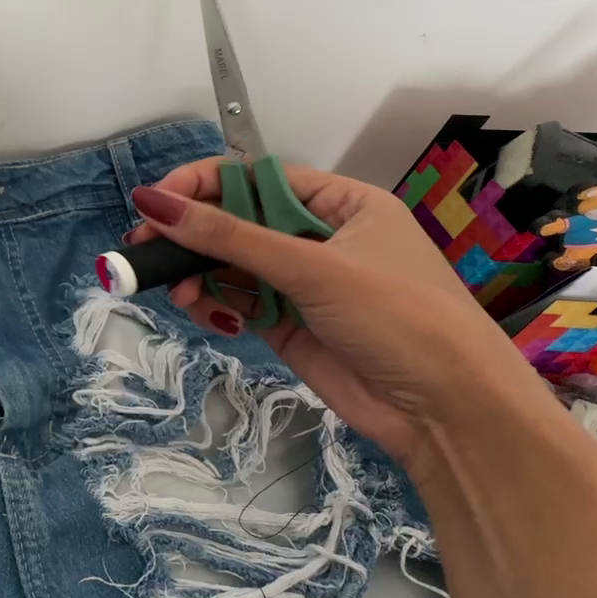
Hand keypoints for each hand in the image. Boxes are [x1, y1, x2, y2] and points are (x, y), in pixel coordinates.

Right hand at [124, 158, 551, 471]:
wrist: (453, 420)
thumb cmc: (401, 321)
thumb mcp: (312, 269)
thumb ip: (227, 236)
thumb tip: (148, 201)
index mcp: (339, 205)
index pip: (252, 177)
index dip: (200, 185)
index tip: (155, 204)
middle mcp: (315, 236)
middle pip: (231, 220)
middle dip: (188, 236)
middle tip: (143, 249)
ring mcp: (299, 280)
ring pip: (224, 261)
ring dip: (195, 274)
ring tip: (182, 294)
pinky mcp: (284, 320)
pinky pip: (231, 297)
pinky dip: (211, 302)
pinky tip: (208, 315)